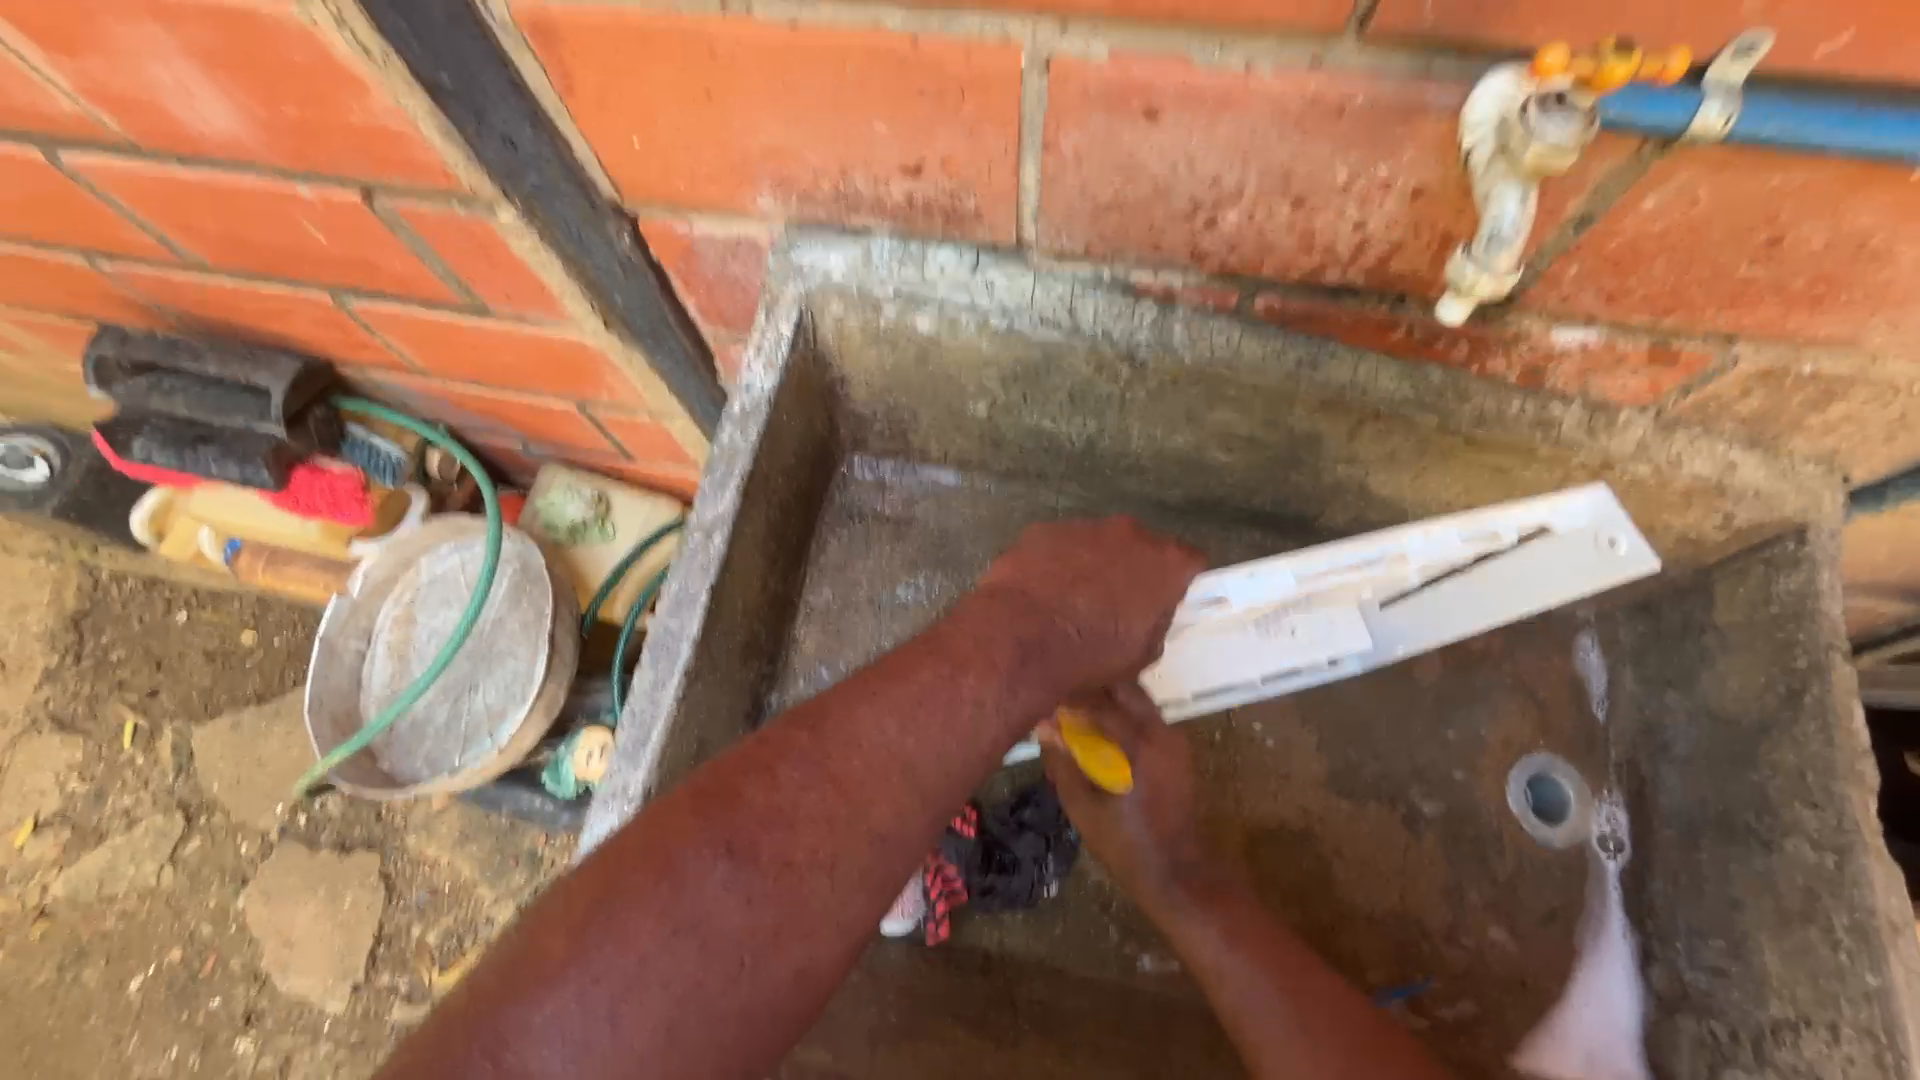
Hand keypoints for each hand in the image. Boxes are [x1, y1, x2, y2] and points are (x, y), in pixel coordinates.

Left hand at [975, 517, 1203, 690]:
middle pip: (1142, 548)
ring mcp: (1084, 527)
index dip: (1180, 582)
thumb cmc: (1093, 653)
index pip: (1191, 563)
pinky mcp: (1043, 529)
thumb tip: (1144, 646)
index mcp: (1167, 564)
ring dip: (1092, 565)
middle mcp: (1131, 534)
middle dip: (1134, 571)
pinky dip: (1054, 564)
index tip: (1168, 602)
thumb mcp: (1139, 659)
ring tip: (1072, 601)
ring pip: (1097, 543)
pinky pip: (1057, 546)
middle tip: (1118, 604)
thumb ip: (1151, 634)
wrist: (1021, 636)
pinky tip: (1040, 592)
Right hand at [1039, 683, 1222, 912]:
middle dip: (1093, 686)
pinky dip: (1123, 715)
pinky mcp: (1178, 751)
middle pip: (1126, 688)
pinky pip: (1147, 718)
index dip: (1071, 694)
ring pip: (1138, 700)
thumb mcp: (1084, 808)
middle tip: (1063, 693)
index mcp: (1140, 744)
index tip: (1046, 693)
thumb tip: (1043, 727)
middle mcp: (1162, 732)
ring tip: (1077, 707)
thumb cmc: (1126, 845)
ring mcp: (1175, 740)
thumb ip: (1063, 764)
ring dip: (1109, 698)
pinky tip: (1099, 729)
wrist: (1177, 873)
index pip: (1100, 701)